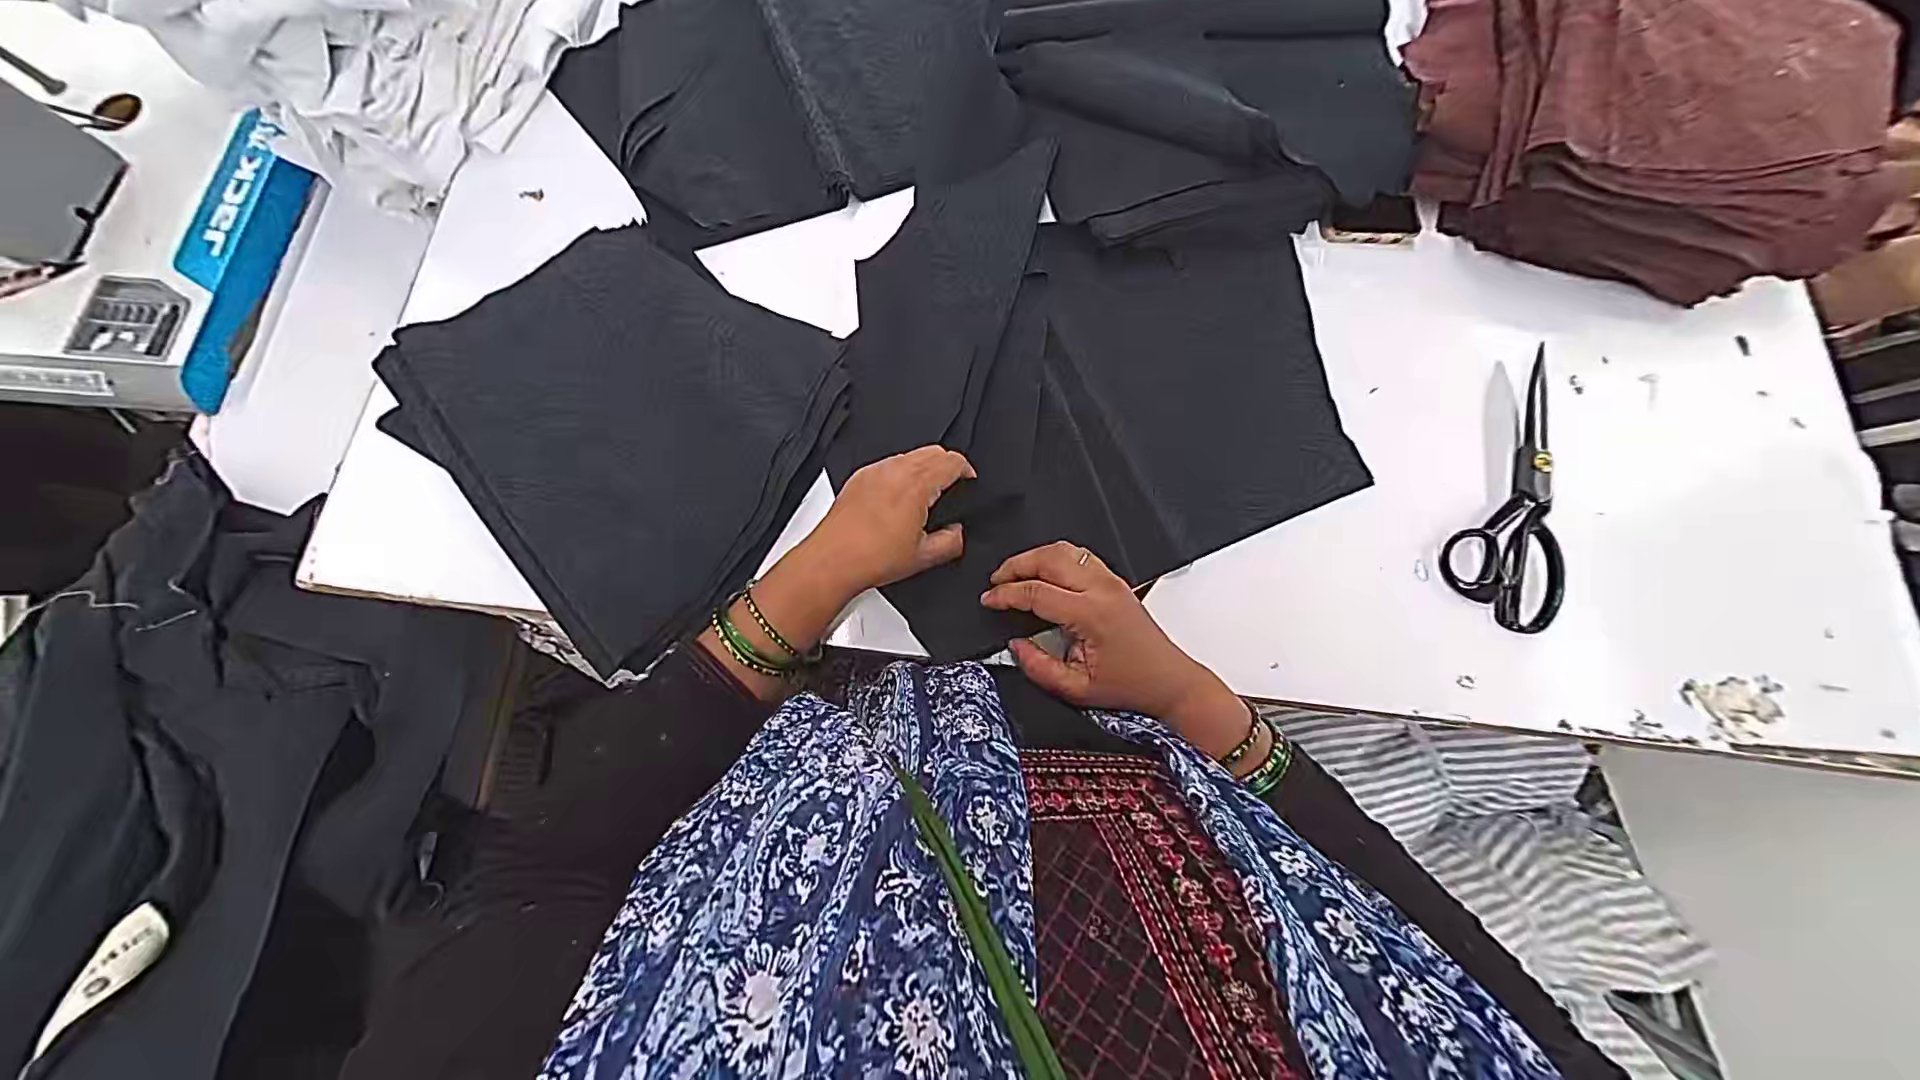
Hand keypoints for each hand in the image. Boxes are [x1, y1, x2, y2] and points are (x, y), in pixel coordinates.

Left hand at [793, 445, 973, 602]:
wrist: (832, 560)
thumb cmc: (870, 557)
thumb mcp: (924, 556)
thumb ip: (952, 541)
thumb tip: (958, 532)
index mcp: (917, 484)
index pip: (952, 461)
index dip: (967, 470)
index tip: (969, 480)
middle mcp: (894, 470)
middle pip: (933, 451)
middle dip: (947, 465)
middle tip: (951, 486)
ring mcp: (874, 471)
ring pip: (909, 455)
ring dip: (924, 468)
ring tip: (925, 495)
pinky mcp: (859, 478)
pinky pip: (888, 465)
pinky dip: (901, 474)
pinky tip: (899, 499)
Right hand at [980, 542, 1254, 758]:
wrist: (1169, 681)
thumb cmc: (1131, 685)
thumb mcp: (1077, 689)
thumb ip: (1038, 668)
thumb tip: (1014, 646)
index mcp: (1091, 614)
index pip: (1036, 592)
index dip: (1006, 594)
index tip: (989, 600)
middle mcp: (1102, 589)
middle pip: (1048, 558)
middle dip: (1014, 566)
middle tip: (996, 582)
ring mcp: (1111, 581)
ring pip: (1064, 549)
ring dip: (1034, 557)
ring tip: (1014, 574)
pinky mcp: (1115, 581)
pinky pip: (1079, 555)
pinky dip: (1055, 557)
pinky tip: (1043, 571)